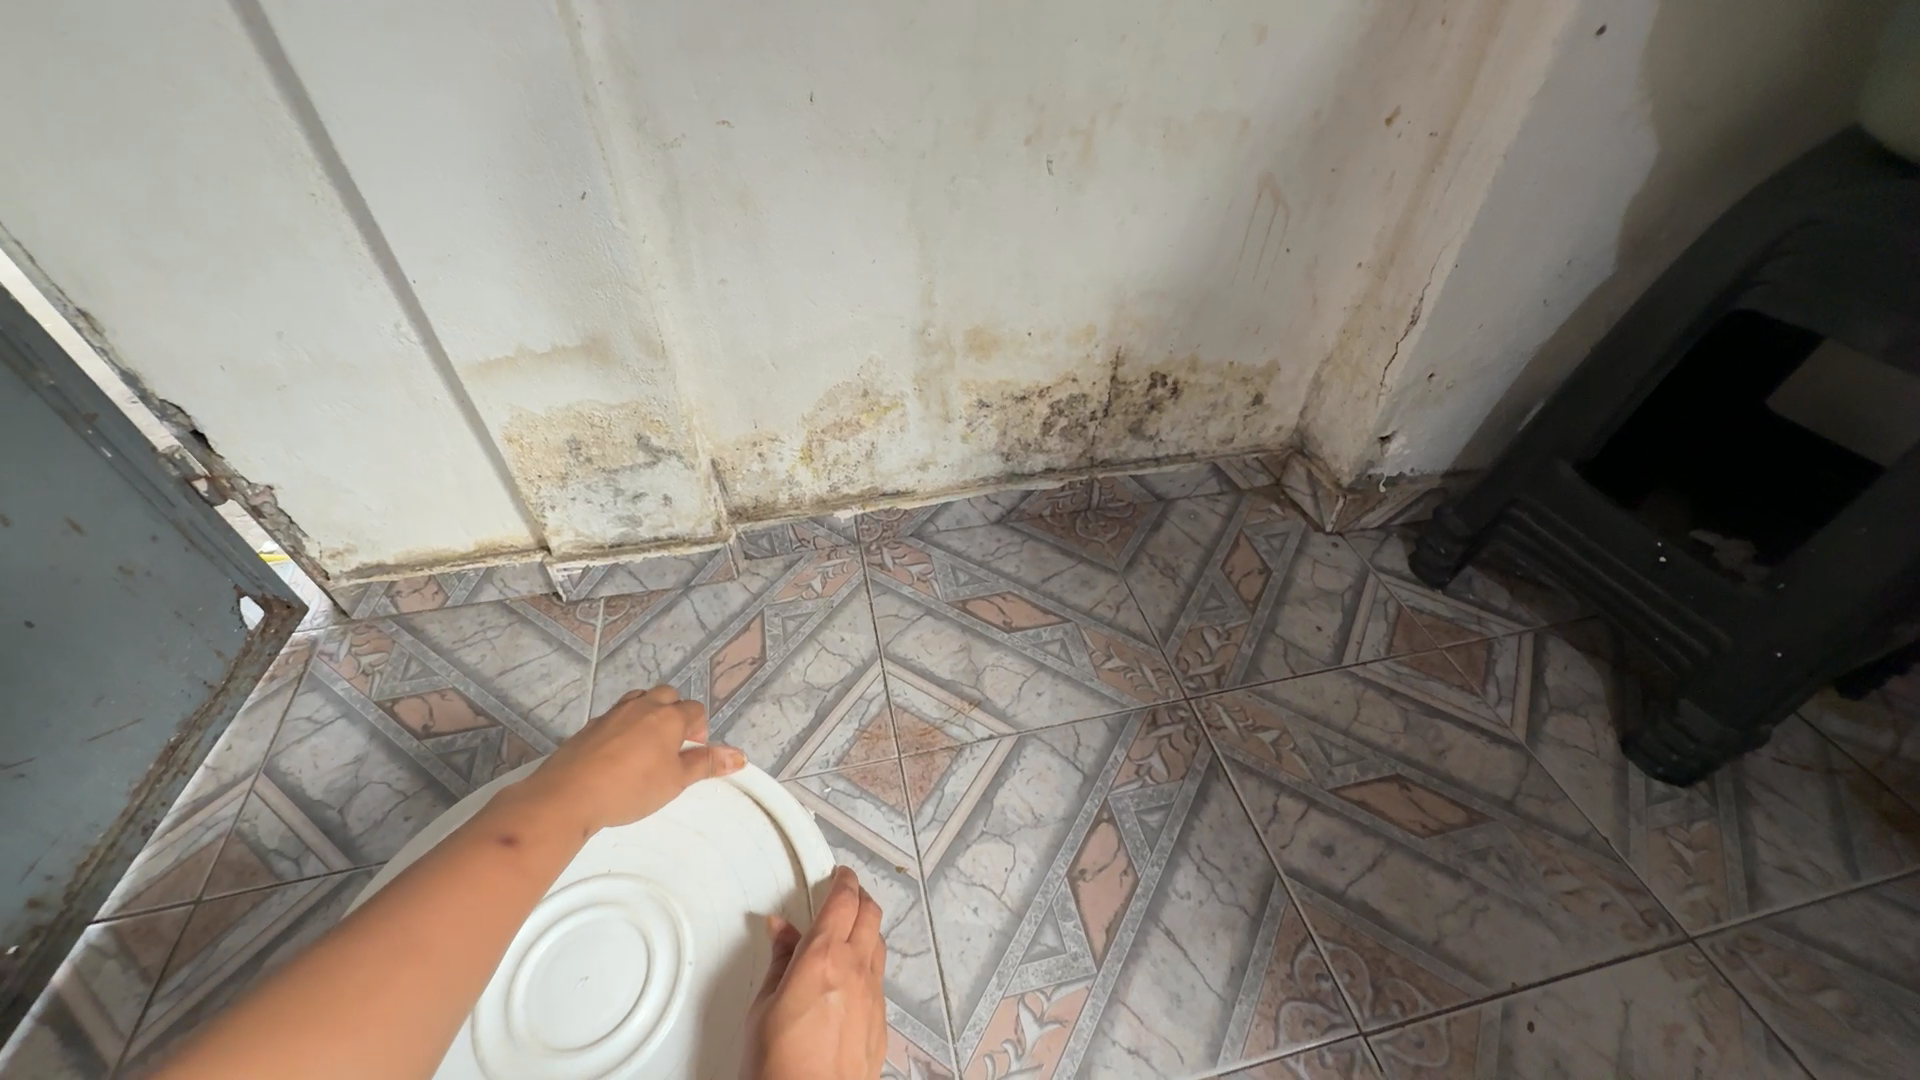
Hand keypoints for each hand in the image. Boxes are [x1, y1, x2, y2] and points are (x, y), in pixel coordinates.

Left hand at [516, 685, 744, 833]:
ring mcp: (613, 714)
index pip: (695, 710)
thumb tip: (740, 755)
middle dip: (675, 713)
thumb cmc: (631, 788)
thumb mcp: (676, 781)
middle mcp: (642, 706)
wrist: (567, 796)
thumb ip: (706, 764)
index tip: (692, 752)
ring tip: (647, 743)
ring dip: (649, 713)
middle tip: (672, 744)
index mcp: (669, 717)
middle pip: (667, 695)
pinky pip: (615, 716)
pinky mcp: (589, 727)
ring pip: (639, 699)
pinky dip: (624, 726)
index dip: (699, 729)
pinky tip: (618, 753)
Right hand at [742, 866, 886, 1079]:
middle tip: (846, 895)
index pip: (843, 900)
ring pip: (878, 944)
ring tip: (849, 931)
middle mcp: (855, 970)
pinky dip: (868, 964)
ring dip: (867, 929)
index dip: (844, 880)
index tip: (840, 874)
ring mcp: (872, 996)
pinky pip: (879, 978)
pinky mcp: (880, 1022)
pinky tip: (851, 977)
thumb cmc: (778, 1069)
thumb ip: (779, 962)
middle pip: (870, 914)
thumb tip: (781, 931)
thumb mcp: (763, 1009)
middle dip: (859, 898)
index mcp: (823, 957)